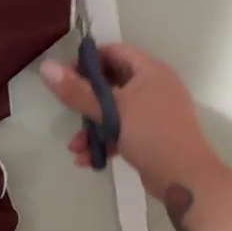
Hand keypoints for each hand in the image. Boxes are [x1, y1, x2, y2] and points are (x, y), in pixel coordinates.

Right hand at [38, 43, 226, 198]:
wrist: (185, 178)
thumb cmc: (150, 135)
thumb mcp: (110, 111)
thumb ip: (77, 91)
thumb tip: (46, 67)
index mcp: (150, 71)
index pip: (115, 52)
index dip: (88, 61)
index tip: (66, 77)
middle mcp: (155, 86)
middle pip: (111, 83)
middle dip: (85, 102)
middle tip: (68, 111)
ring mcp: (156, 111)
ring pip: (115, 110)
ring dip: (92, 127)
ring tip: (75, 147)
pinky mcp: (154, 134)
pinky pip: (124, 129)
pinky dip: (106, 140)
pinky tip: (88, 159)